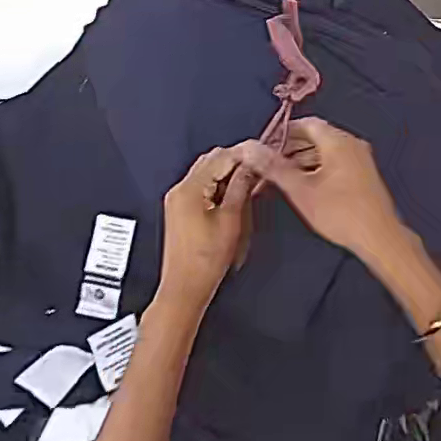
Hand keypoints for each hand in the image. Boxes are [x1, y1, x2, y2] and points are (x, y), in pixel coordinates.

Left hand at [158, 145, 260, 311]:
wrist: (185, 287)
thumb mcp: (231, 220)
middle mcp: (180, 190)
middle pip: (212, 160)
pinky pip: (201, 186)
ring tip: (249, 183)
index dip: (244, 153)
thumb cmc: (204, 261)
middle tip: (258, 168)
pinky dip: (219, 185)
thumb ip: (241, 187)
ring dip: (228, 173)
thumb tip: (251, 166)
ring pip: (207, 172)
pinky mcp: (180, 209)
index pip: (221, 157)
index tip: (261, 153)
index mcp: (190, 189)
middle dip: (236, 162)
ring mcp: (178, 199)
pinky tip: (234, 195)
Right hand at [245, 118, 406, 262]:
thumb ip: (274, 167)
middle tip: (268, 161)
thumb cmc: (340, 212)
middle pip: (316, 135)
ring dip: (303, 157)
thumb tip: (250, 148)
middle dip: (290, 146)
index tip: (264, 145)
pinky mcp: (363, 173)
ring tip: (281, 174)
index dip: (282, 131)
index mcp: (338, 140)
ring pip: (325, 149)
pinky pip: (336, 160)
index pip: (306, 123)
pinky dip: (317, 165)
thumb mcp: (301, 190)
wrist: (379, 237)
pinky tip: (304, 182)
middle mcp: (351, 143)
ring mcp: (360, 158)